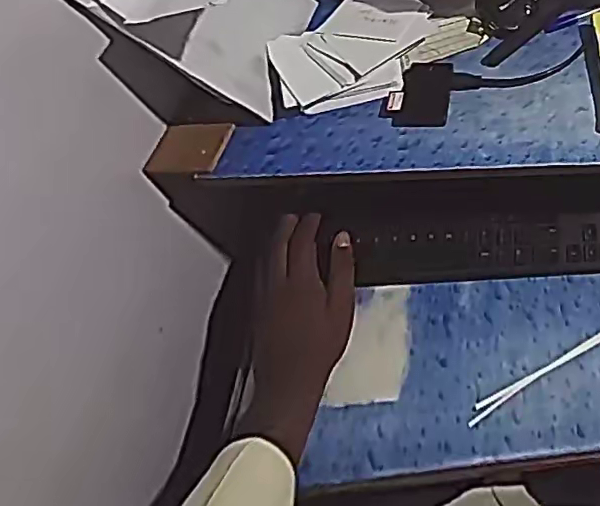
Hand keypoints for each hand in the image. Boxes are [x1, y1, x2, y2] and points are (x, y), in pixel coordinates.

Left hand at [238, 213, 355, 463]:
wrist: (288, 384)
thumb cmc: (319, 349)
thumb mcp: (341, 307)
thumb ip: (342, 269)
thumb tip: (342, 240)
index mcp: (301, 279)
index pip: (302, 240)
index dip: (308, 223)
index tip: (315, 217)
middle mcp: (278, 283)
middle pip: (278, 243)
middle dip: (287, 225)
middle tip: (296, 217)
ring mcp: (264, 296)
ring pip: (266, 256)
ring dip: (275, 239)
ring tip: (285, 232)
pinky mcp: (256, 309)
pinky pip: (260, 271)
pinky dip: (267, 257)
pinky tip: (273, 261)